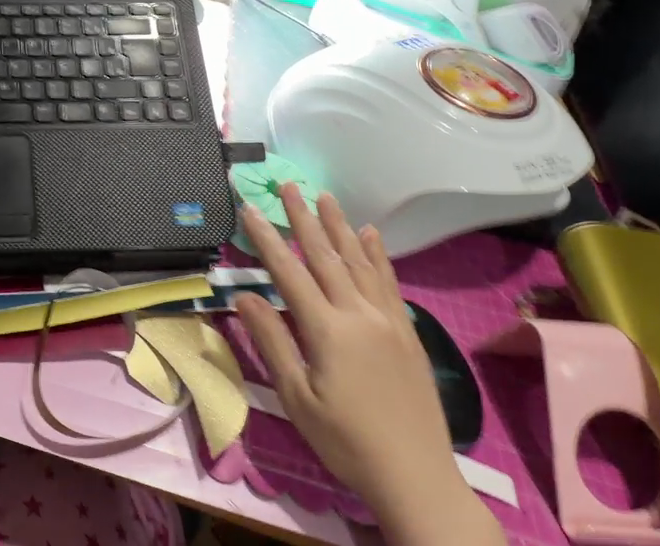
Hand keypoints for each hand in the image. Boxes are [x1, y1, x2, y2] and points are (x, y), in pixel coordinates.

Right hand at [234, 186, 503, 545]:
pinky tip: (371, 236)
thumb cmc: (346, 441)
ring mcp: (388, 320)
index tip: (249, 208)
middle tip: (288, 185)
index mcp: (328, 330)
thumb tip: (244, 295)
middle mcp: (359, 314)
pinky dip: (378, 255)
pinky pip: (389, 282)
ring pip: (359, 262)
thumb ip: (271, 341)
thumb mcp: (296, 397)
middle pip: (325, 256)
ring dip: (339, 227)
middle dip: (304, 219)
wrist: (416, 474)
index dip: (266, 239)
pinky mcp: (407, 332)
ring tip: (326, 197)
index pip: (289, 273)